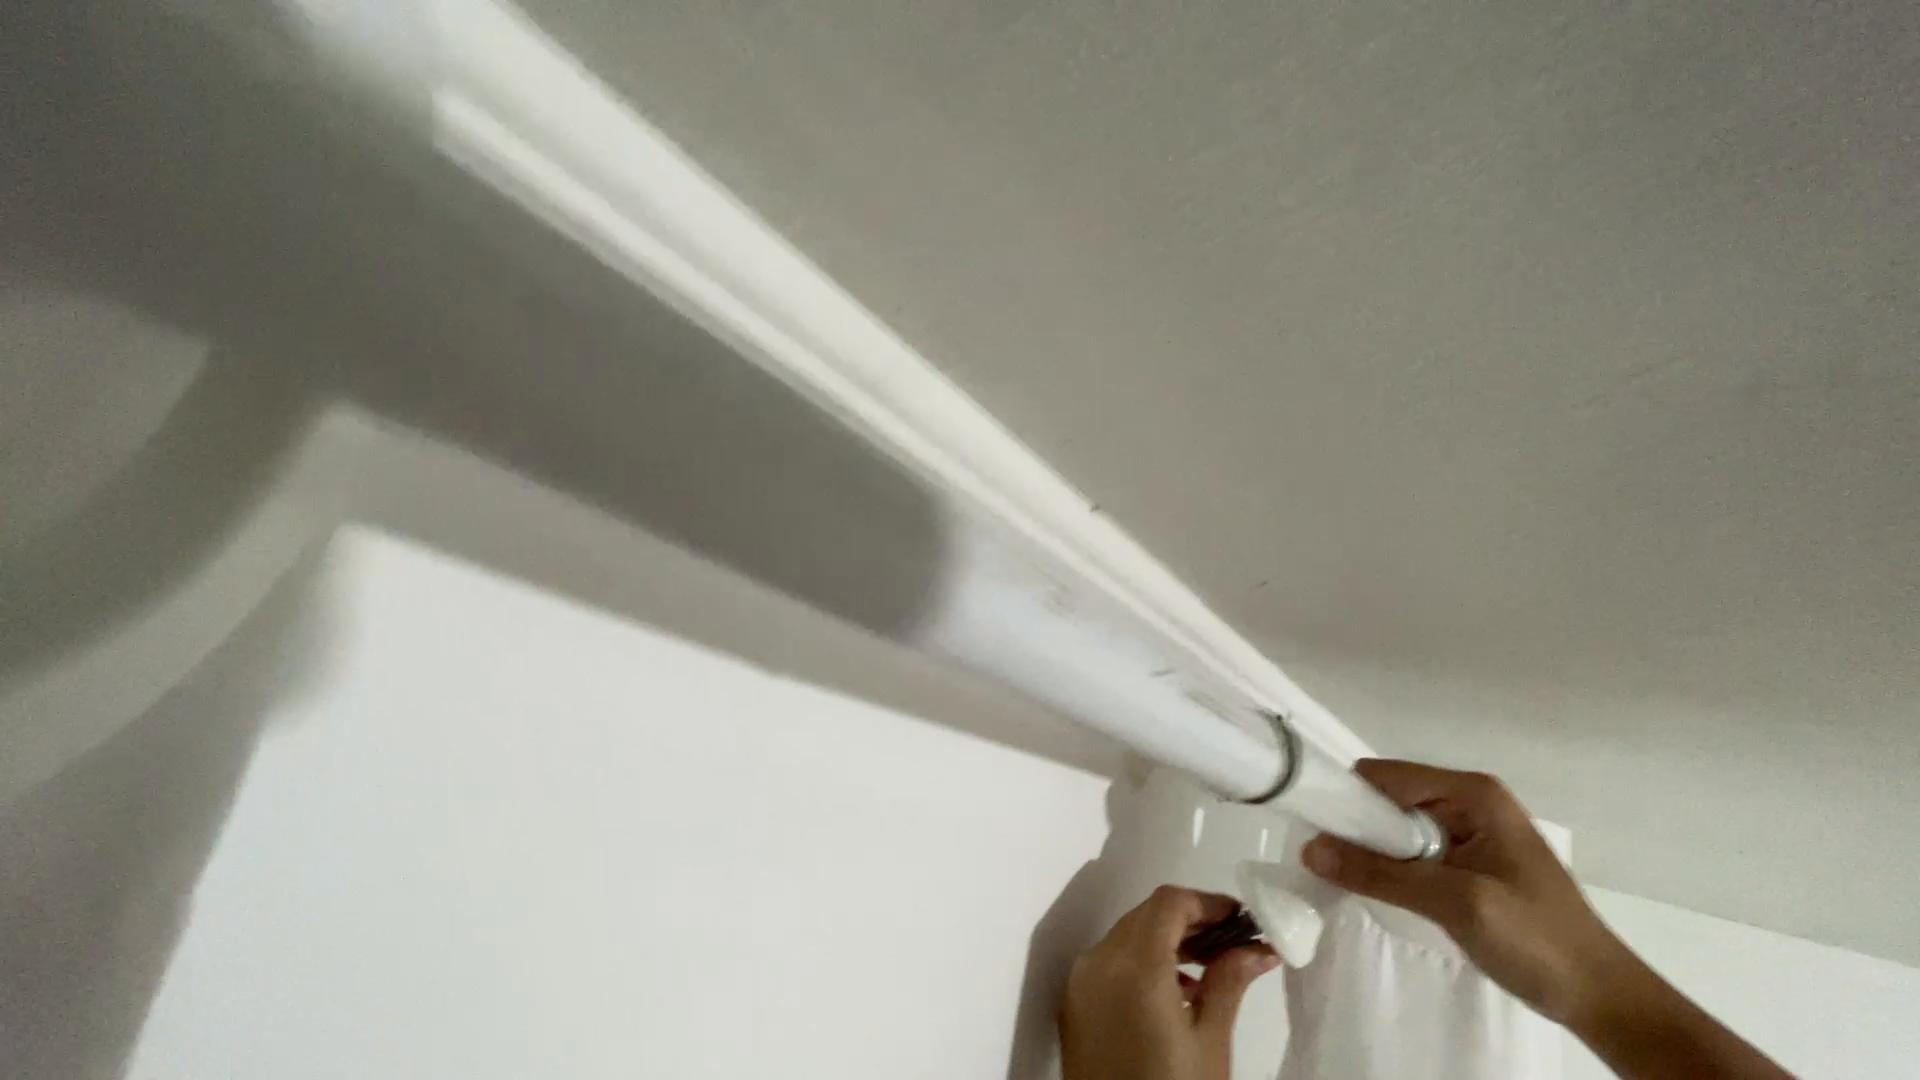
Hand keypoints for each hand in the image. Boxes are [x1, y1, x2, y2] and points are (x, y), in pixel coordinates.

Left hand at [1060, 885, 1279, 1079]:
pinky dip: (1140, 960)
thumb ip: (1229, 982)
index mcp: (1134, 966)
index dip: (1207, 902)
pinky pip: (1108, 960)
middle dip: (1189, 920)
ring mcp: (1080, 980)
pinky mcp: (1073, 1001)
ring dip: (1165, 938)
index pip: (1168, 904)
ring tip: (1209, 968)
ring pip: (1126, 935)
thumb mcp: (1210, 1043)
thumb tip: (1258, 947)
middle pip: (1146, 915)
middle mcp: (1098, 960)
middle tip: (1232, 942)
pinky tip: (1174, 990)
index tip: (1241, 920)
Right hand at [1300, 759, 1627, 1025]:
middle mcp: (1467, 800)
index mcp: (1472, 793)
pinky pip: (1409, 849)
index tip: (1314, 831)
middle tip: (1329, 863)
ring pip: (1394, 826)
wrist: (1602, 999)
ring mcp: (1467, 830)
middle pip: (1386, 798)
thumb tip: (1309, 849)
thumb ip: (1382, 874)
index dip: (1346, 797)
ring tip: (1348, 879)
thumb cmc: (1537, 940)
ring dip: (1370, 850)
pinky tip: (1378, 889)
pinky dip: (1388, 866)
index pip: (1383, 775)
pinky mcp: (1465, 860)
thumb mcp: (1455, 903)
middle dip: (1357, 827)